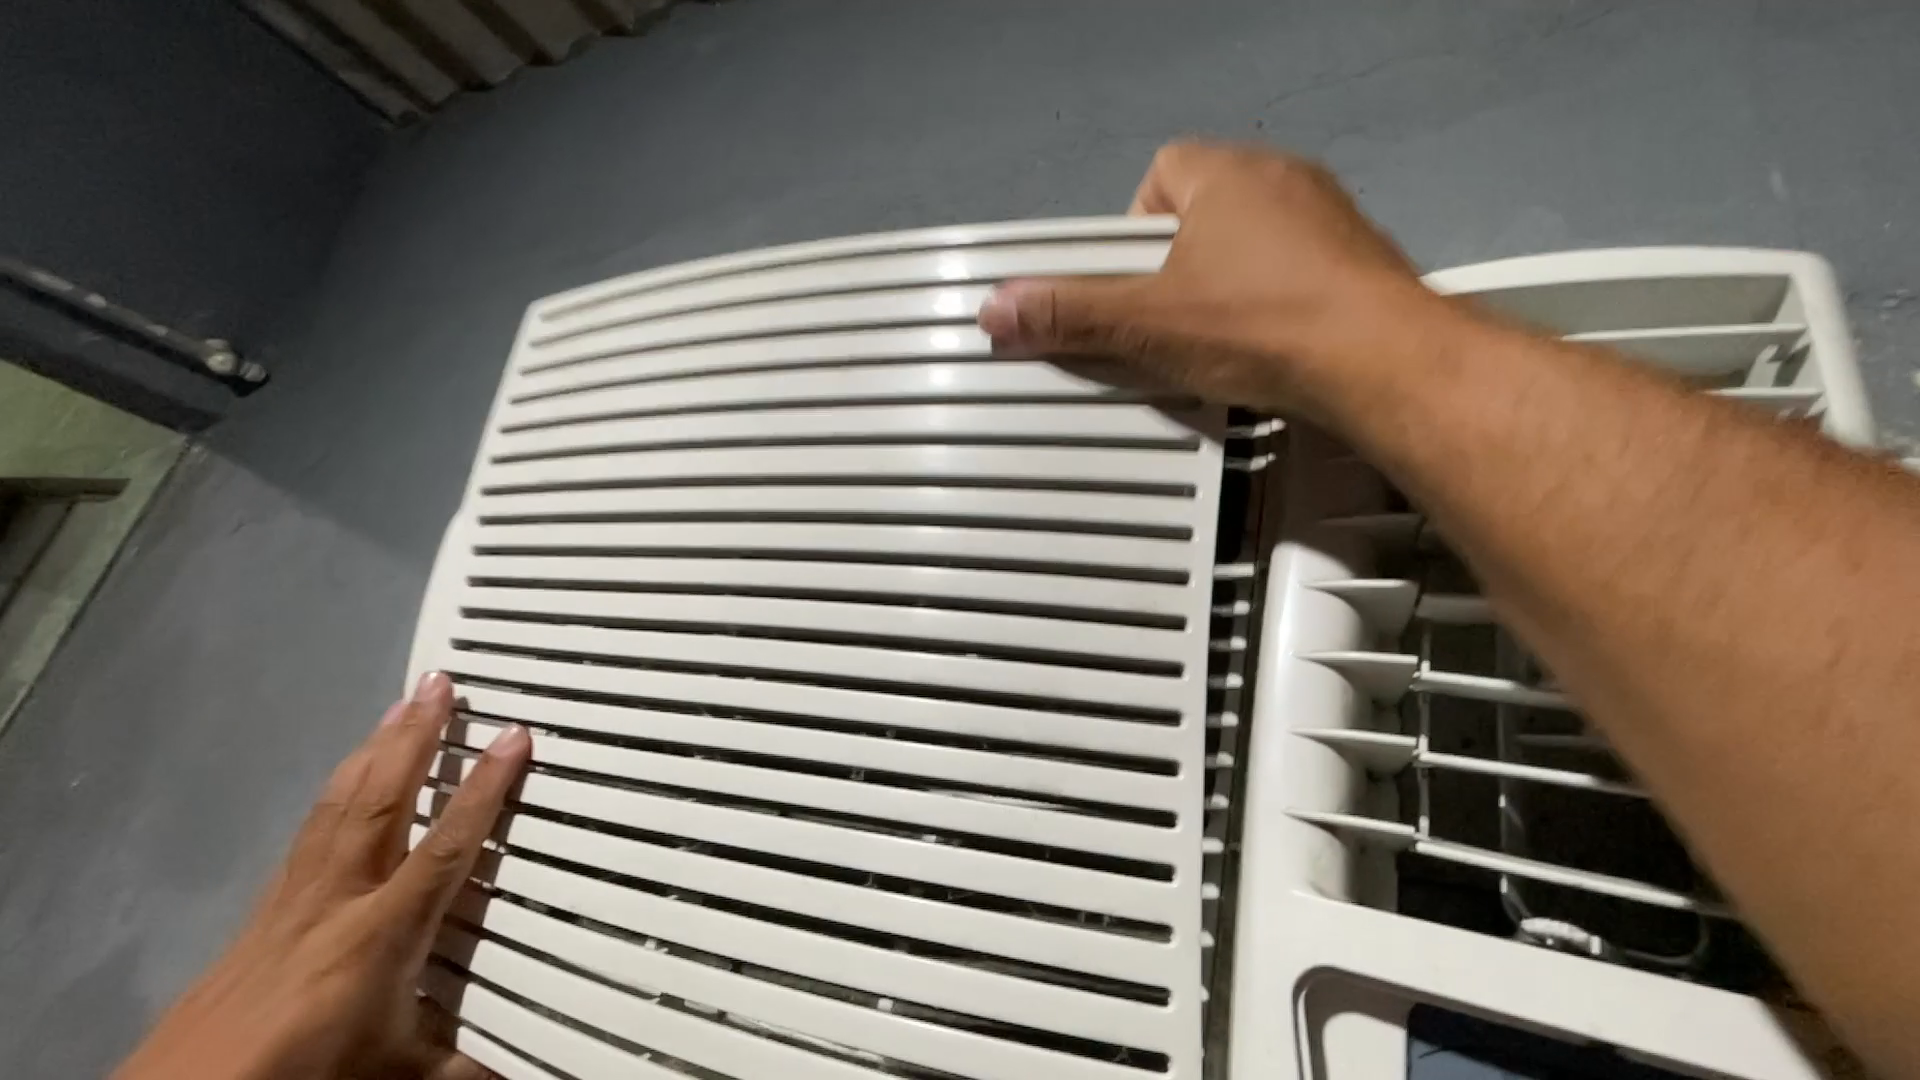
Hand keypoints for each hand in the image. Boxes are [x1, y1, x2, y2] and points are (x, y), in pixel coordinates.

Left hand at [113, 673, 531, 1079]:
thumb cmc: (303, 1078)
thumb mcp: (395, 1075)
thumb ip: (462, 1064)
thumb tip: (526, 1071)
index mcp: (380, 934)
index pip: (446, 845)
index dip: (483, 788)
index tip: (514, 736)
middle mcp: (336, 900)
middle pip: (382, 801)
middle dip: (414, 737)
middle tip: (438, 682)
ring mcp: (292, 899)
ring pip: (339, 805)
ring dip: (374, 748)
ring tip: (400, 704)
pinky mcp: (262, 909)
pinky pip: (310, 830)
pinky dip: (337, 788)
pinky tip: (346, 773)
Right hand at [977, 140, 1449, 414]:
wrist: (1381, 364)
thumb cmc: (1259, 325)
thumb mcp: (1148, 325)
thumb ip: (1071, 315)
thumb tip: (996, 310)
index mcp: (1227, 175)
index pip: (1158, 174)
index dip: (1130, 233)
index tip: (1128, 285)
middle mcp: (1282, 181)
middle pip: (1201, 212)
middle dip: (1172, 266)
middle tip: (1161, 323)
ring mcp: (1328, 220)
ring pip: (1250, 244)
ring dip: (1221, 286)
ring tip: (1210, 343)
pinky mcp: (1357, 263)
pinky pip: (1292, 272)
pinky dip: (1268, 304)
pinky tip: (1262, 347)